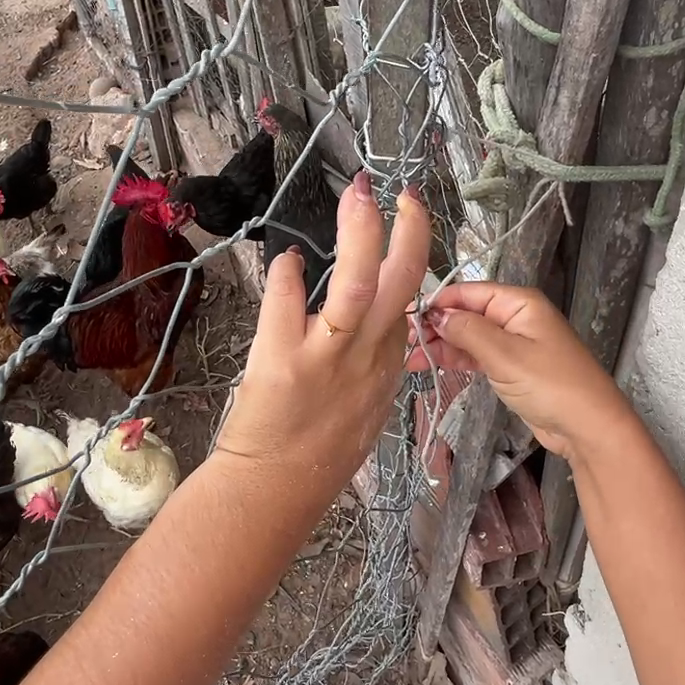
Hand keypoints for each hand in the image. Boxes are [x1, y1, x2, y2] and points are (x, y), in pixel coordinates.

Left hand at [215, 174, 429, 494]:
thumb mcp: (369, 408)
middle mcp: (367, 357)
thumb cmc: (321, 453)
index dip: (410, 257)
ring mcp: (327, 357)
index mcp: (388, 366)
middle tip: (404, 192)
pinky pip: (285, 301)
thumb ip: (378, 363)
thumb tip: (384, 327)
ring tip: (360, 195)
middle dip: (409, 233)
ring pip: (356, 287)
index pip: (410, 301)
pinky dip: (286, 273)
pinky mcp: (282, 359)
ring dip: (361, 236)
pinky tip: (288, 260)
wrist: (273, 491)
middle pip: (401, 284)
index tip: (407, 220)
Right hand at [409, 283, 632, 460]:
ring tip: (411, 359)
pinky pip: (478, 356)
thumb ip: (468, 331)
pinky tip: (432, 365)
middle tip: (406, 344)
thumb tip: (437, 315)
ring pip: (469, 336)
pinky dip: (457, 359)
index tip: (409, 318)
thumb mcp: (505, 355)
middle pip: (467, 313)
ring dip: (442, 345)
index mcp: (519, 303)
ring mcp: (513, 343)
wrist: (588, 428)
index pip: (469, 292)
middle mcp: (515, 317)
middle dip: (437, 326)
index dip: (439, 302)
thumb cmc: (551, 384)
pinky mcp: (511, 367)